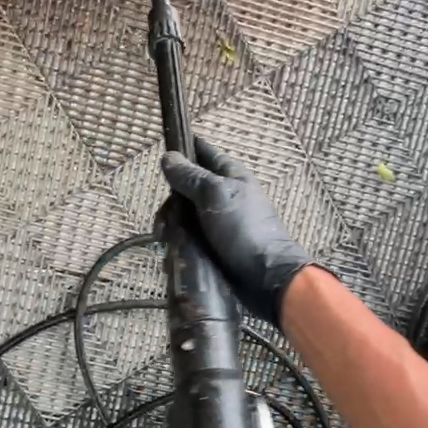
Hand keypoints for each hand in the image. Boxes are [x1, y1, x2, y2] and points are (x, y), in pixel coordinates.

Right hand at [161, 138, 315, 325]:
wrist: (265, 277)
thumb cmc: (243, 230)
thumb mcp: (215, 195)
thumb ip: (191, 176)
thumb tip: (168, 156)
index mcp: (230, 176)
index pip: (203, 153)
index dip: (184, 150)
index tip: (163, 153)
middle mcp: (223, 197)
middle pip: (186, 190)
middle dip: (172, 203)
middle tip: (164, 220)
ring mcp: (218, 224)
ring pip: (184, 218)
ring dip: (172, 228)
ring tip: (166, 241)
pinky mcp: (213, 248)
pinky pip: (188, 240)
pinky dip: (178, 245)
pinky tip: (172, 253)